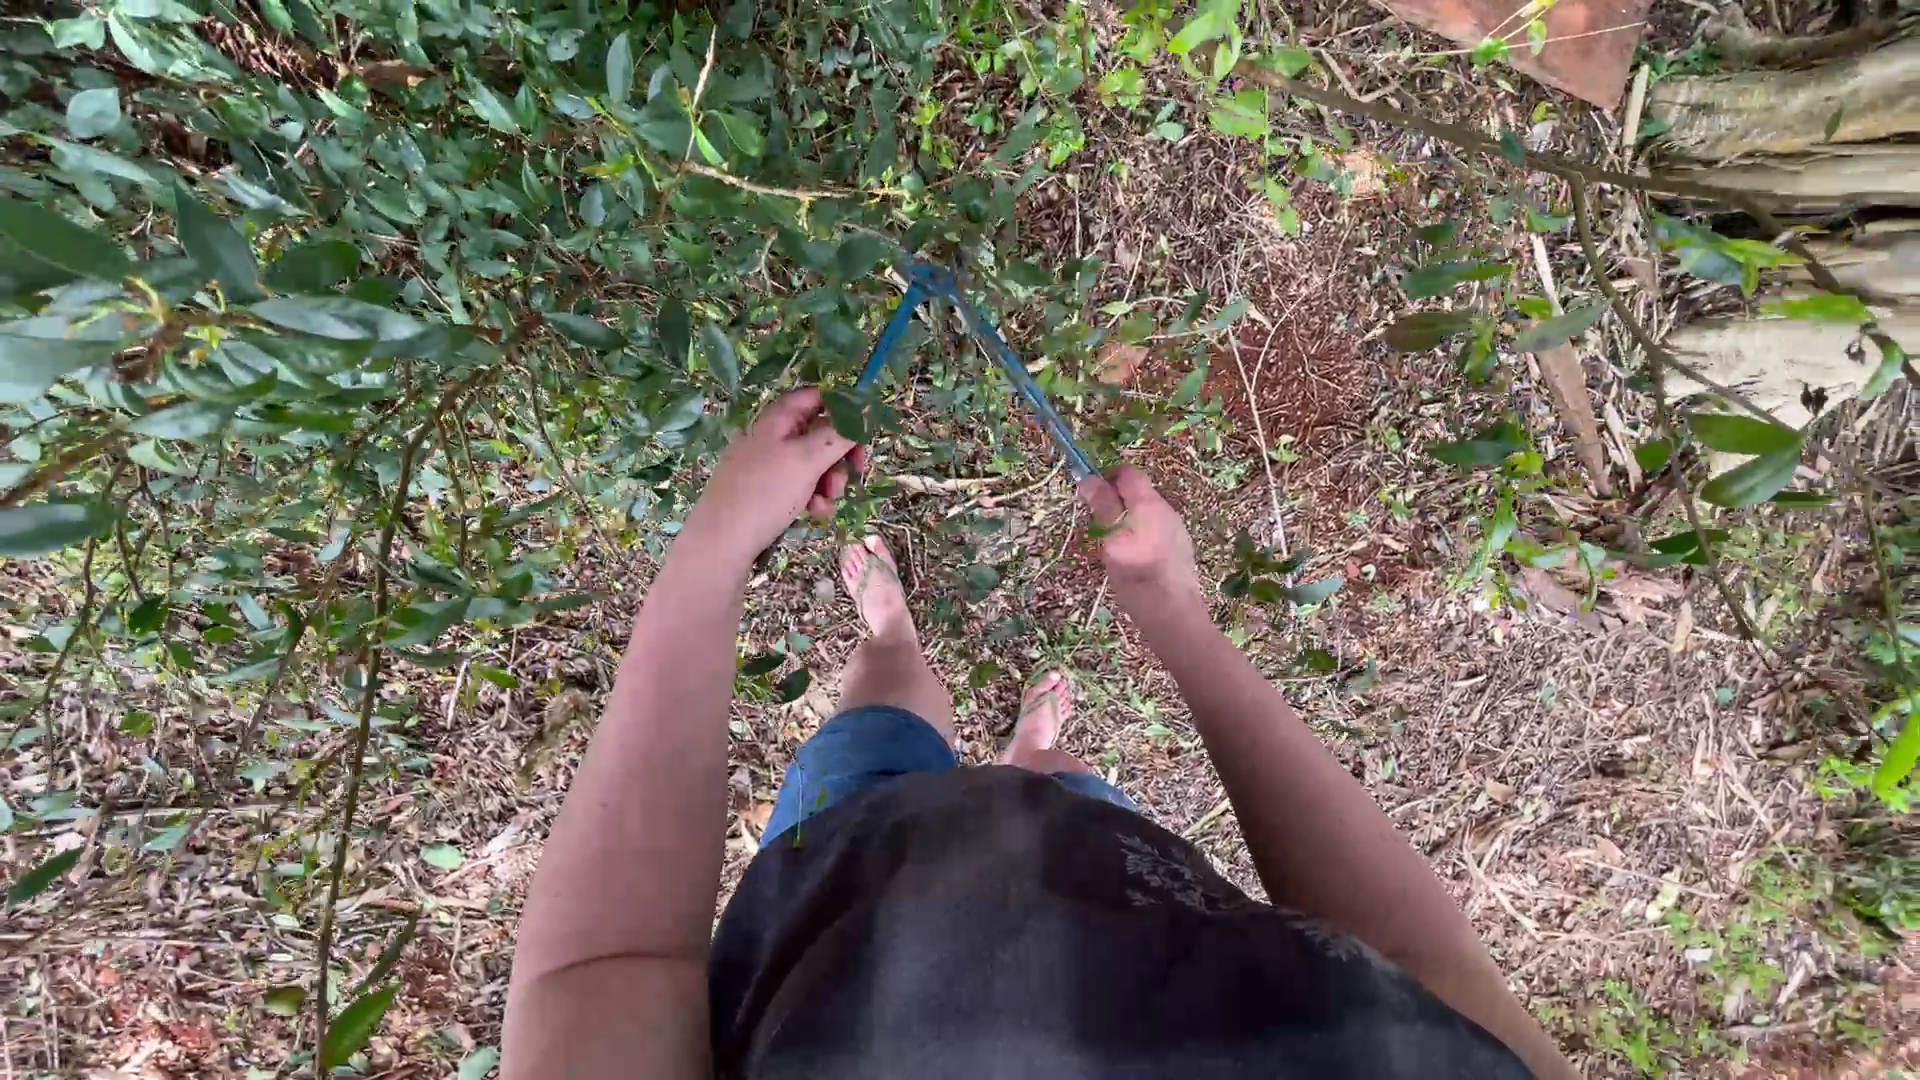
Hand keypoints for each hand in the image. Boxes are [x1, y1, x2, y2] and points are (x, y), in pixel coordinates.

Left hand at [682, 387, 865, 570]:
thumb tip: (866, 408)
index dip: (843, 408)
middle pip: (820, 432)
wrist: (722, 540)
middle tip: (855, 470)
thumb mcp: (808, 460)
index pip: (817, 396)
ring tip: (826, 500)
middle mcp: (774, 436)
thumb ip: (839, 434)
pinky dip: (813, 496)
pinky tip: (813, 513)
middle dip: (841, 453)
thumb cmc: (765, 492)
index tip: (864, 429)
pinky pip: (801, 485)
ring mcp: (769, 464)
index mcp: (779, 418)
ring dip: (829, 480)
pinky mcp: (768, 490)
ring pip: (814, 463)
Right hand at [1077, 465, 1202, 612]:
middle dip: (1114, 500)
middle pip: (1137, 492)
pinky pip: (1154, 530)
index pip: (1129, 472)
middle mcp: (1167, 510)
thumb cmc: (1137, 576)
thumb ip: (1103, 507)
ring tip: (1110, 544)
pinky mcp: (1179, 549)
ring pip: (1145, 513)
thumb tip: (1089, 479)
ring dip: (1125, 518)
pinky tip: (1132, 559)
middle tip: (1095, 524)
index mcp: (1150, 504)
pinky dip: (1138, 534)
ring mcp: (1176, 530)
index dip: (1107, 476)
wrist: (1174, 615)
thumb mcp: (1112, 539)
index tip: (1089, 495)